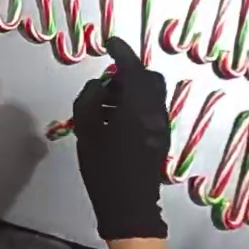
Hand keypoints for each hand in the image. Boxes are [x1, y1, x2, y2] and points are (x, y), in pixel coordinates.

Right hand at [72, 39, 169, 240]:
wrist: (129, 206)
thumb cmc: (103, 170)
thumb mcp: (87, 134)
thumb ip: (89, 103)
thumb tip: (96, 86)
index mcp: (137, 109)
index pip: (132, 69)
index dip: (121, 52)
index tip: (110, 42)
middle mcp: (155, 112)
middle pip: (147, 78)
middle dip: (128, 73)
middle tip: (106, 82)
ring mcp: (161, 125)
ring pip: (150, 93)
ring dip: (130, 90)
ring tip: (105, 104)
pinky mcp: (161, 136)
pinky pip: (150, 109)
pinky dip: (135, 104)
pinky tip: (115, 120)